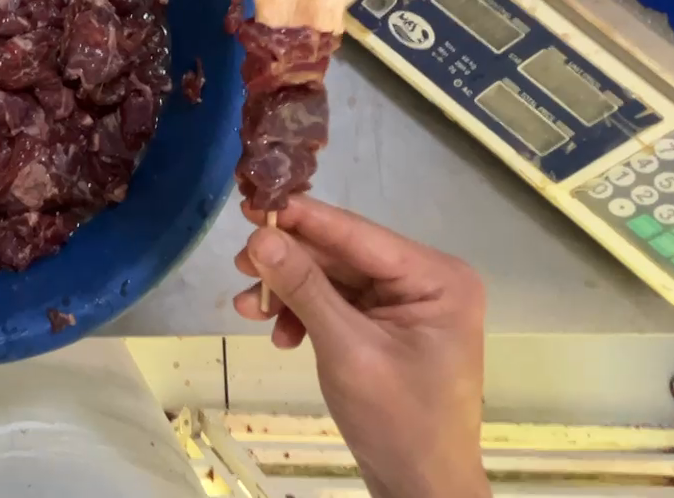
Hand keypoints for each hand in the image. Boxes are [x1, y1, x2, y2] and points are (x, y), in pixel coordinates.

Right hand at [234, 196, 488, 497]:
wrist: (420, 493)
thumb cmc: (399, 422)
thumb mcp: (346, 349)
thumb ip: (302, 286)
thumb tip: (259, 234)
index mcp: (434, 276)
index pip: (354, 232)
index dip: (299, 217)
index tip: (249, 204)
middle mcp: (421, 277)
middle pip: (336, 252)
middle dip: (286, 264)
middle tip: (239, 264)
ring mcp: (401, 299)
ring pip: (326, 274)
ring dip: (285, 290)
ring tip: (247, 308)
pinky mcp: (381, 320)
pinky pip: (329, 298)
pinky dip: (299, 312)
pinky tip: (277, 334)